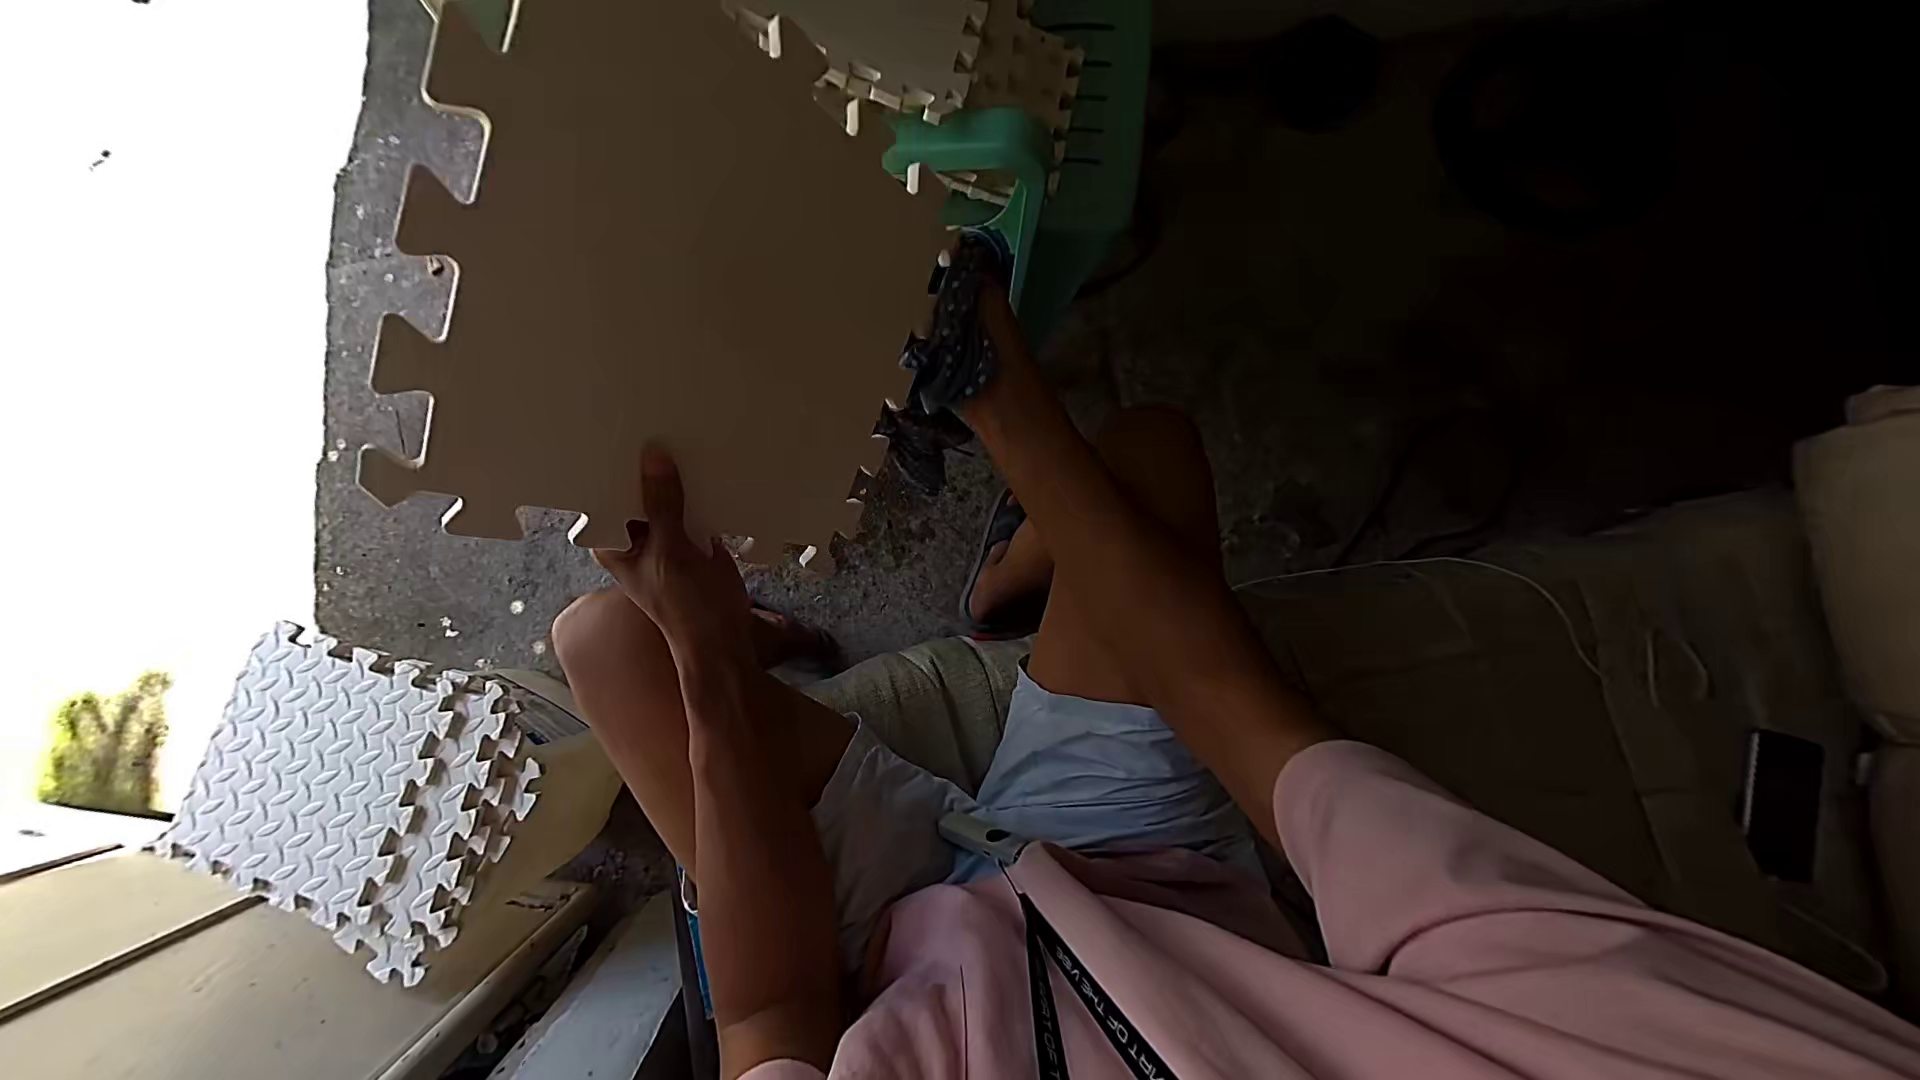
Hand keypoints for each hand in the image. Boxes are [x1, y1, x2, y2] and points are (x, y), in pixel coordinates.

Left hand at [593, 447, 756, 675]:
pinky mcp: (697, 538)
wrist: (724, 635)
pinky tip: (711, 468)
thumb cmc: (685, 605)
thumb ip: (663, 505)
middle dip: (651, 469)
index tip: (621, 435)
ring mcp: (669, 536)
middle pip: (640, 493)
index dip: (613, 468)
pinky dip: (703, 494)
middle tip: (659, 426)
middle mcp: (639, 535)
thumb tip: (653, 458)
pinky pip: (697, 507)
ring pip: (671, 498)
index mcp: (614, 541)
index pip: (606, 495)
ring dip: (680, 479)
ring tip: (686, 439)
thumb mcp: (670, 552)